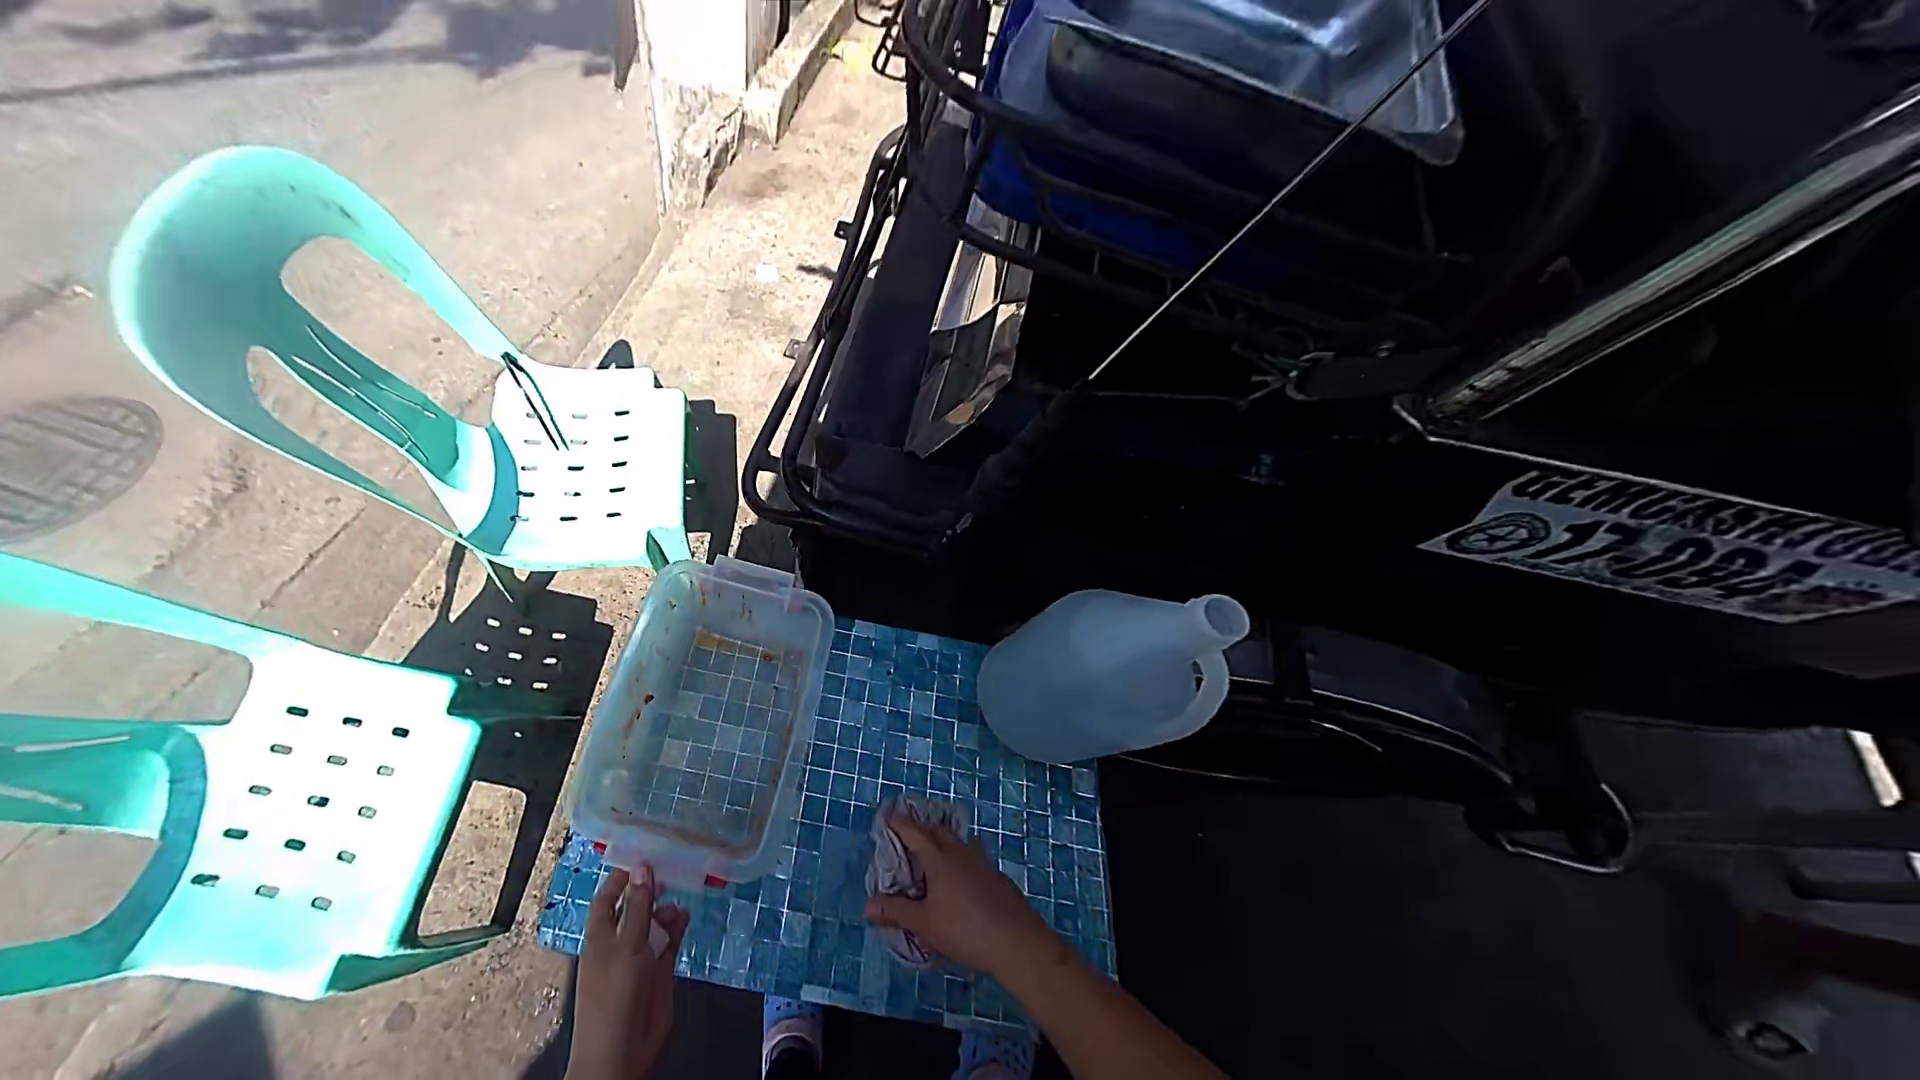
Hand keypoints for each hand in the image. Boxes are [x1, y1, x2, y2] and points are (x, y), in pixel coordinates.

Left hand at [567, 866, 689, 1079]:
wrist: (621, 1051)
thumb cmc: (613, 995)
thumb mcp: (626, 945)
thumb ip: (637, 906)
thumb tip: (642, 867)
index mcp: (601, 935)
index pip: (609, 896)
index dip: (624, 876)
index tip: (646, 854)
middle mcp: (619, 941)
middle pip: (635, 905)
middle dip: (651, 889)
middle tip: (673, 870)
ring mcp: (639, 955)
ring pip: (655, 921)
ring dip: (667, 908)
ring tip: (679, 903)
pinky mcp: (658, 968)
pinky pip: (669, 939)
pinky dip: (678, 926)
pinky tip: (686, 917)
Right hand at [863, 813, 1059, 979]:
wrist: (1015, 940)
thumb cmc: (963, 929)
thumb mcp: (924, 924)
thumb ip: (896, 912)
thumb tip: (868, 906)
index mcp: (939, 859)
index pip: (915, 833)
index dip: (900, 824)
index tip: (888, 815)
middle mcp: (961, 853)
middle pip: (939, 832)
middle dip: (922, 829)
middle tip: (909, 835)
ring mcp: (982, 862)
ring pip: (959, 843)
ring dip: (944, 842)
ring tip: (934, 855)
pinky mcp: (996, 876)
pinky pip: (973, 858)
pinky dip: (960, 860)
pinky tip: (960, 879)